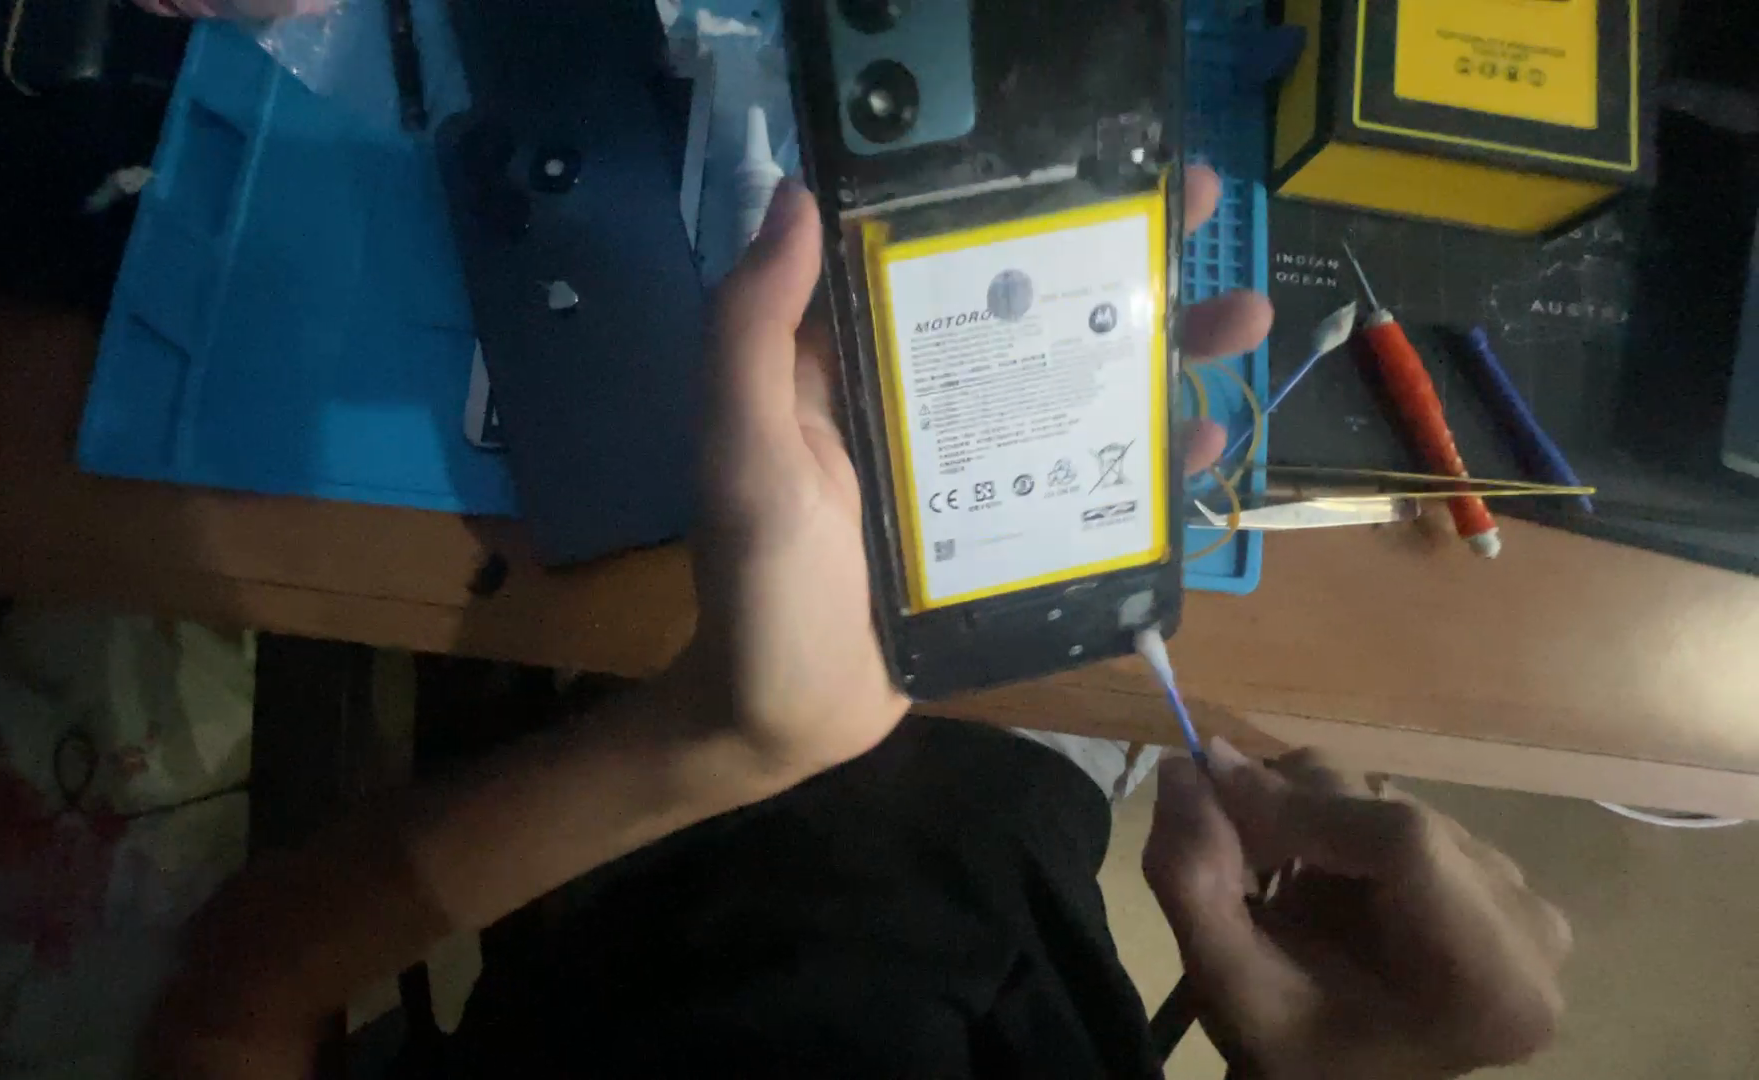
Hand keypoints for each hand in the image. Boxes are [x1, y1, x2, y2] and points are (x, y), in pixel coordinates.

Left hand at [687, 170, 1270, 781]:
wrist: (791, 714)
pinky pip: (1081, 482)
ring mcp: (967, 472)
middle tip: (1203, 218)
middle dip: (1111, 269)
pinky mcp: (1002, 533)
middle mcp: (916, 406)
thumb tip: (797, 196)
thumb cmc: (763, 586)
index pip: (936, 263)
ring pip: (1069, 395)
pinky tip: (1208, 442)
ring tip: (1238, 317)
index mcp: (854, 371)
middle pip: (1024, 320)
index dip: (1009, 205)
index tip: (1094, 160)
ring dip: (1152, 355)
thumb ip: (754, 334)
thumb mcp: (747, 453)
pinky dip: (1141, 462)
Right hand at [1145, 742, 1571, 1079]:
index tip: (1206, 788)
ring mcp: (1512, 890)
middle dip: (1279, 805)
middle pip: (1382, 808)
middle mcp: (1526, 926)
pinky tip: (1299, 862)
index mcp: (1489, 981)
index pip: (1400, 840)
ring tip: (1258, 862)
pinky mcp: (1482, 866)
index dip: (1292, 801)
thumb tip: (1181, 765)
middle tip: (1217, 838)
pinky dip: (1315, 812)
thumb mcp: (1221, 978)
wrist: (1335, 1070)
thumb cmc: (1289, 1044)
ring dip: (1292, 807)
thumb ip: (1187, 876)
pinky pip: (1376, 800)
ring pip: (1372, 792)